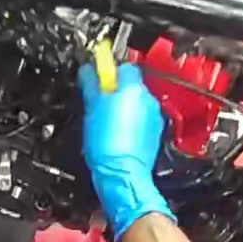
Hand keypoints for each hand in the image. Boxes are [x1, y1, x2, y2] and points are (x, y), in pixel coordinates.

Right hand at [79, 61, 174, 239]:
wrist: (122, 175)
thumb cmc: (107, 146)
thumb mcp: (91, 109)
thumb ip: (91, 84)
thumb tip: (88, 70)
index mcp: (134, 88)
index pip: (123, 66)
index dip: (108, 72)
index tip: (96, 79)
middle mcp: (148, 99)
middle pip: (131, 85)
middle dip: (115, 91)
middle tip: (97, 103)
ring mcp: (154, 117)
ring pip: (136, 103)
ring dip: (123, 107)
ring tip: (105, 122)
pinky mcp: (154, 134)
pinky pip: (140, 120)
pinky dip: (130, 123)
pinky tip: (116, 135)